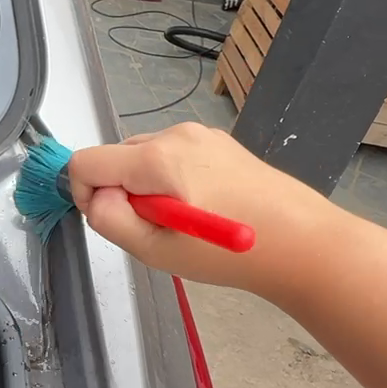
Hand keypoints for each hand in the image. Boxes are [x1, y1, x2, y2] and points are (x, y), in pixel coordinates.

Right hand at [66, 122, 345, 298]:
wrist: (302, 242)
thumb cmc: (227, 253)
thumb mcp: (155, 250)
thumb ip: (110, 221)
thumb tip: (95, 198)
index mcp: (155, 158)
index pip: (85, 162)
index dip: (85, 195)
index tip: (116, 221)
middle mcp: (175, 134)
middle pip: (115, 158)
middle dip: (121, 192)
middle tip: (156, 228)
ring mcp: (201, 135)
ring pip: (142, 157)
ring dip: (146, 188)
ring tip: (183, 220)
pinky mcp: (219, 143)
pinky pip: (171, 156)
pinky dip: (170, 180)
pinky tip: (201, 206)